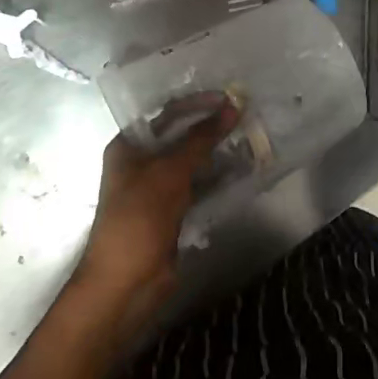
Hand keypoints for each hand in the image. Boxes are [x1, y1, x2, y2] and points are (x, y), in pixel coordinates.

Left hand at [77, 96, 237, 304]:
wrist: (127, 279)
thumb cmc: (140, 216)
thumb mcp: (170, 171)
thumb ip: (200, 139)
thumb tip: (231, 107)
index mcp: (128, 147)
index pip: (165, 114)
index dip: (196, 104)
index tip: (228, 98)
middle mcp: (140, 163)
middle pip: (179, 137)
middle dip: (210, 128)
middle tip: (245, 118)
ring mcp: (157, 189)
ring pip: (192, 162)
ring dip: (218, 153)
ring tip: (250, 141)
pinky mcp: (172, 211)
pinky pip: (198, 186)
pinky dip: (217, 178)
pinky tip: (243, 171)